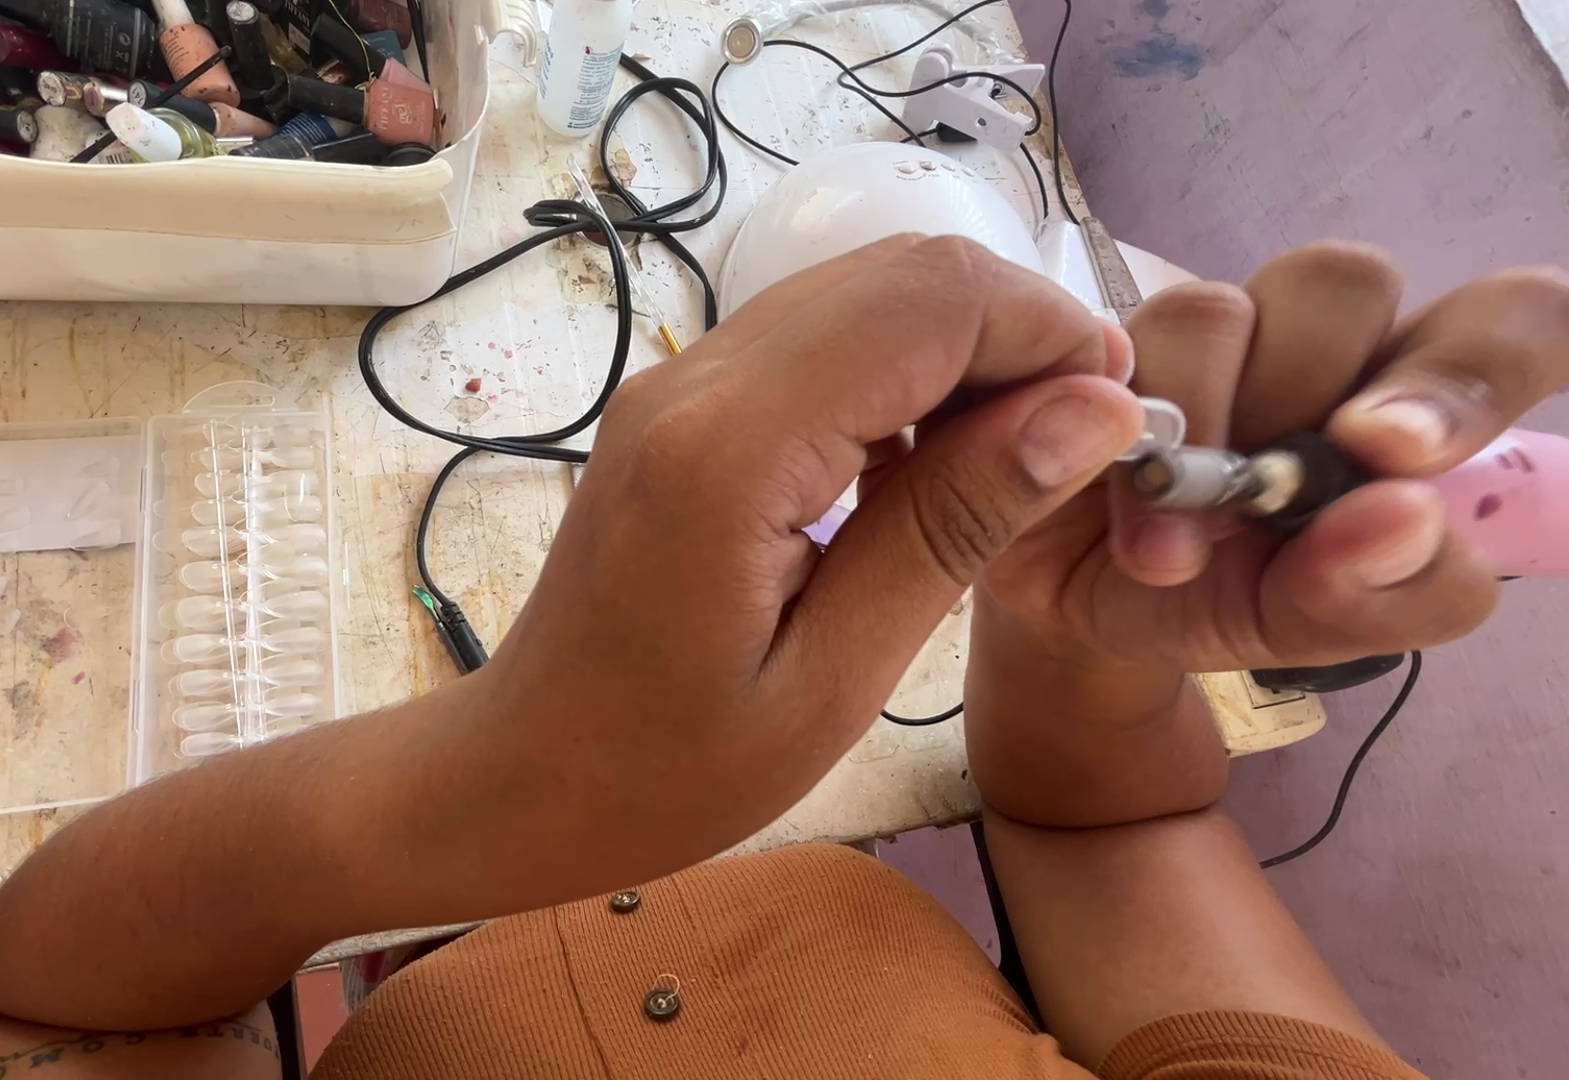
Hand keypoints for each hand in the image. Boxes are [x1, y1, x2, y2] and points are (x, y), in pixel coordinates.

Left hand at [472, 234, 1142, 888]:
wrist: (529, 767)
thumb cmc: (667, 767)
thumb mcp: (833, 678)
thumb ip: (949, 526)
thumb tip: (1085, 411)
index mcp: (729, 449)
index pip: (925, 304)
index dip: (1047, 334)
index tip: (1119, 419)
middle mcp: (691, 384)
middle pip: (891, 278)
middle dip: (1008, 334)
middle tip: (1071, 444)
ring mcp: (670, 390)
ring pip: (849, 302)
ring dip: (949, 353)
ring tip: (1001, 463)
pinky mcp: (669, 415)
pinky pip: (802, 351)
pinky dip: (884, 378)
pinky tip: (906, 465)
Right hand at [981, 245, 1568, 671]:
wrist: (1069, 609)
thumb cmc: (1200, 604)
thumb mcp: (1298, 628)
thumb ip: (1379, 594)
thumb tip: (1401, 518)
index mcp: (1398, 406)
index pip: (1503, 320)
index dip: (1465, 364)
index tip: (1390, 452)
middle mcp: (1301, 351)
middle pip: (1337, 282)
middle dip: (1293, 387)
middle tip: (1245, 496)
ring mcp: (1186, 345)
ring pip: (1208, 308)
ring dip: (1184, 413)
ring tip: (1153, 520)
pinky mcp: (1093, 358)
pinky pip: (1100, 345)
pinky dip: (1097, 407)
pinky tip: (1085, 470)